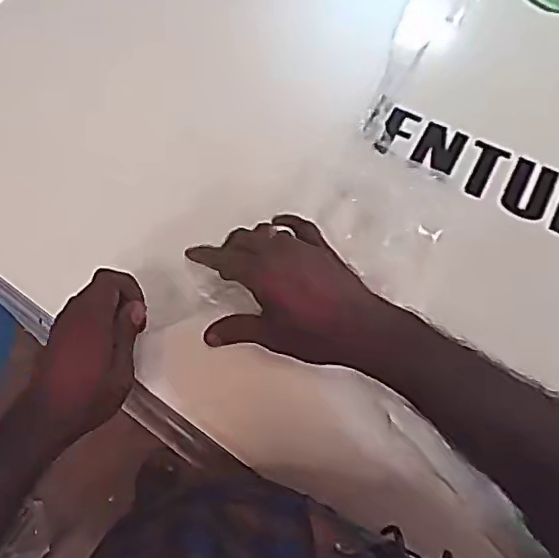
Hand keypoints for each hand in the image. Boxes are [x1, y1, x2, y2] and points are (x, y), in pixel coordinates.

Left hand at [19, 269, 146, 449]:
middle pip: (98, 287)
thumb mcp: (121, 369)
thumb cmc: (87, 396)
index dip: (130, 289)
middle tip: (134, 325)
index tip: (139, 313)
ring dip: (108, 310)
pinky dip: (95, 320)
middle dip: (121, 299)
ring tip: (122, 339)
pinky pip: (79, 315)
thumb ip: (127, 333)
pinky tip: (104, 347)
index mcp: (91, 315)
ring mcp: (62, 323)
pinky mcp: (57, 335)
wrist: (48, 414)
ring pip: (89, 300)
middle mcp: (73, 312)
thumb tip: (133, 309)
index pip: (109, 279)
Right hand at [185, 215, 394, 368]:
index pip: (224, 258)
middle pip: (242, 240)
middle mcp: (278, 255)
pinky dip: (286, 222)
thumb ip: (237, 330)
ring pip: (266, 232)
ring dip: (252, 237)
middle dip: (227, 247)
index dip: (206, 256)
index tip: (195, 253)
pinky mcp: (321, 250)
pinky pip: (299, 227)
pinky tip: (280, 224)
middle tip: (221, 260)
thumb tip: (212, 334)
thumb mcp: (270, 335)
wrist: (363, 330)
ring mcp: (301, 249)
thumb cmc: (319, 334)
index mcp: (260, 274)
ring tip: (246, 248)